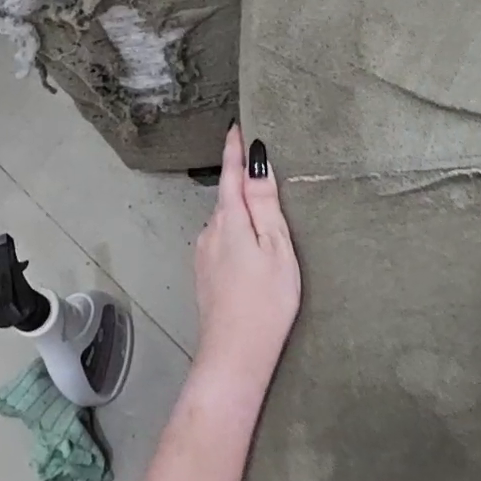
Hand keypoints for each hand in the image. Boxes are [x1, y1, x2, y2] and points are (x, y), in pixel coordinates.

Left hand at [193, 125, 300, 387]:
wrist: (235, 354)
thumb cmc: (266, 299)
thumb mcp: (276, 246)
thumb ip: (265, 203)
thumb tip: (256, 161)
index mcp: (230, 220)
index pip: (232, 174)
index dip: (234, 150)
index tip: (236, 126)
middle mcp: (210, 232)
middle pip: (228, 199)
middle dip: (242, 184)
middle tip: (264, 172)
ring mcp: (204, 255)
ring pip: (225, 223)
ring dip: (241, 215)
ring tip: (266, 221)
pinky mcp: (205, 276)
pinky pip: (222, 243)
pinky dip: (237, 236)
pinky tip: (252, 254)